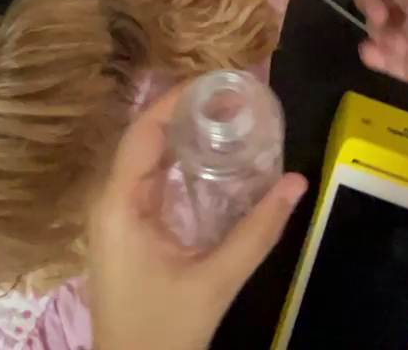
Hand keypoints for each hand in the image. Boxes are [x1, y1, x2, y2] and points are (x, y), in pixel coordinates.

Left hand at [87, 82, 308, 349]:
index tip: (217, 82)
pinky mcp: (126, 229)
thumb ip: (257, 231)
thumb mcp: (214, 281)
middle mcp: (110, 199)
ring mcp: (115, 215)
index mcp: (119, 203)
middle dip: (185, 110)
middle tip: (231, 95)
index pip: (143, 130)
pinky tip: (208, 154)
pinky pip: (149, 178)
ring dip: (181, 132)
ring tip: (225, 112)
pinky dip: (176, 159)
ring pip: (145, 156)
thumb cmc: (164, 330)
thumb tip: (298, 181)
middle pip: (144, 136)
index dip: (176, 99)